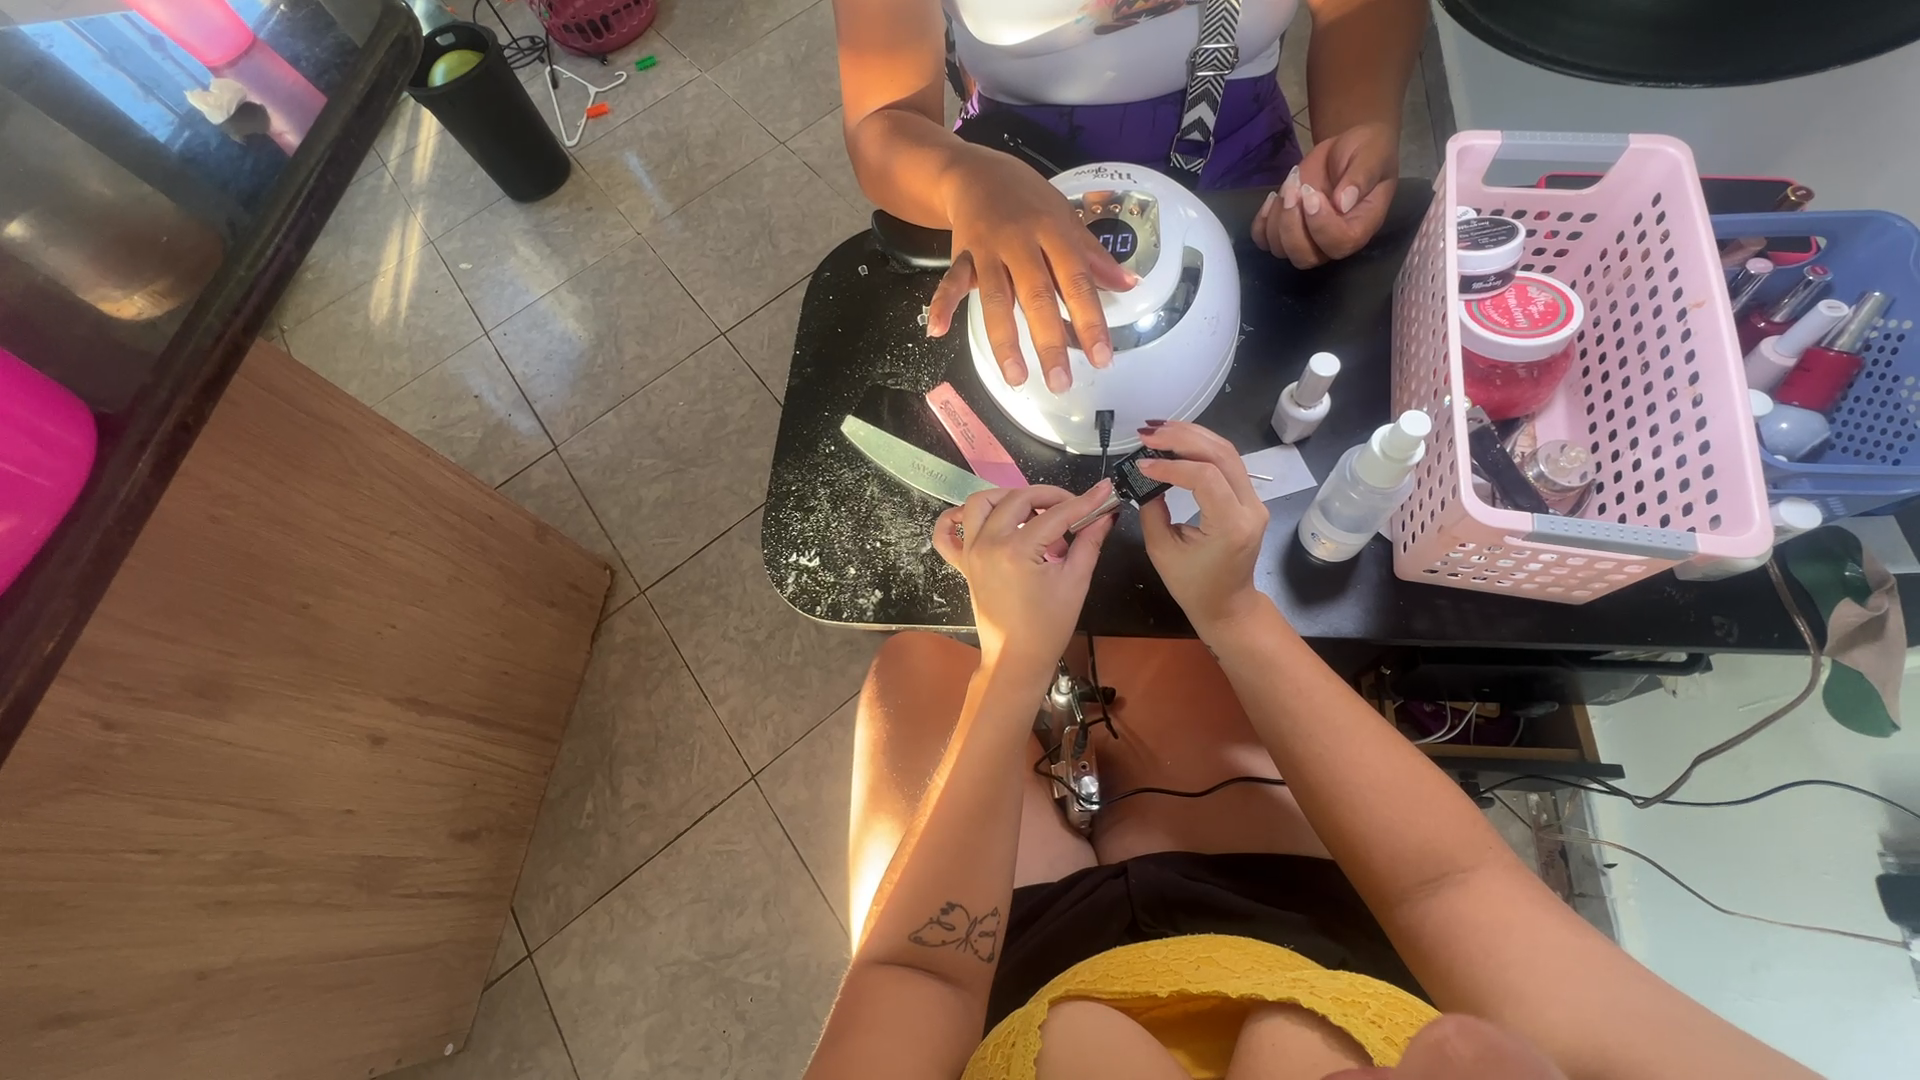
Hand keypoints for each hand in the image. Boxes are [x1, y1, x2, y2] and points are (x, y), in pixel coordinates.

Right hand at [927, 149, 1135, 393]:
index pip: (1076, 282)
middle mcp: (1020, 242)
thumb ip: (1094, 257)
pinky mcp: (961, 255)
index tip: (1102, 359)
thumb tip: (1130, 285)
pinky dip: (942, 305)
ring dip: (1005, 340)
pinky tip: (936, 332)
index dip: (1091, 321)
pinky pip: (950, 282)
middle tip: (1060, 383)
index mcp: (1053, 232)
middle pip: (1036, 297)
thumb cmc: (1029, 201)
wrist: (978, 172)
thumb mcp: (1066, 218)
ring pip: (996, 299)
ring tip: (1016, 377)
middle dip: (1049, 342)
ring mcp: (988, 250)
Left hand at [932, 482, 1115, 669]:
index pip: (1056, 513)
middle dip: (1050, 496)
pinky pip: (946, 534)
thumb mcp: (1076, 581)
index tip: (1103, 493)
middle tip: (1073, 509)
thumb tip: (1104, 514)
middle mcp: (988, 544)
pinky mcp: (963, 563)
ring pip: (981, 503)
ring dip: (1008, 497)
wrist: (1017, 658)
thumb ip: (1089, 542)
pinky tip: (981, 519)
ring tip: (1033, 510)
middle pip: (1019, 498)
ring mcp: (971, 552)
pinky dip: (955, 519)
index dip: (1084, 502)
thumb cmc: (1048, 626)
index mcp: (1017, 550)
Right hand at [1134, 422, 1269, 632]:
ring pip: (1227, 452)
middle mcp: (1250, 508)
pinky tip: (1177, 441)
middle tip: (1148, 433)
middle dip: (1182, 438)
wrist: (1228, 604)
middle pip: (1221, 455)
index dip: (1171, 466)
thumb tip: (1145, 479)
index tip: (1142, 465)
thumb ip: (1152, 511)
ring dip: (1192, 436)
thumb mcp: (1162, 551)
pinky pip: (1228, 463)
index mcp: (1231, 526)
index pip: (1205, 478)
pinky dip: (1201, 447)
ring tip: (1159, 430)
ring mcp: (1254, 501)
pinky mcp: (1248, 497)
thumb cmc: (1193, 586)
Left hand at [1252, 121, 1398, 268]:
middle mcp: (1331, 242)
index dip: (1320, 225)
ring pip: (1280, 249)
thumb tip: (1343, 203)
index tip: (1311, 194)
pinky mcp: (1285, 230)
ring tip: (1292, 182)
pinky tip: (1273, 196)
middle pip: (1304, 257)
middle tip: (1296, 187)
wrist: (1346, 148)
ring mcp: (1305, 239)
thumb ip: (1362, 178)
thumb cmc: (1367, 151)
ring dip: (1278, 218)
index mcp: (1360, 227)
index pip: (1339, 244)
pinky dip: (1261, 223)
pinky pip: (1263, 240)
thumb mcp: (1371, 156)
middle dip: (1292, 226)